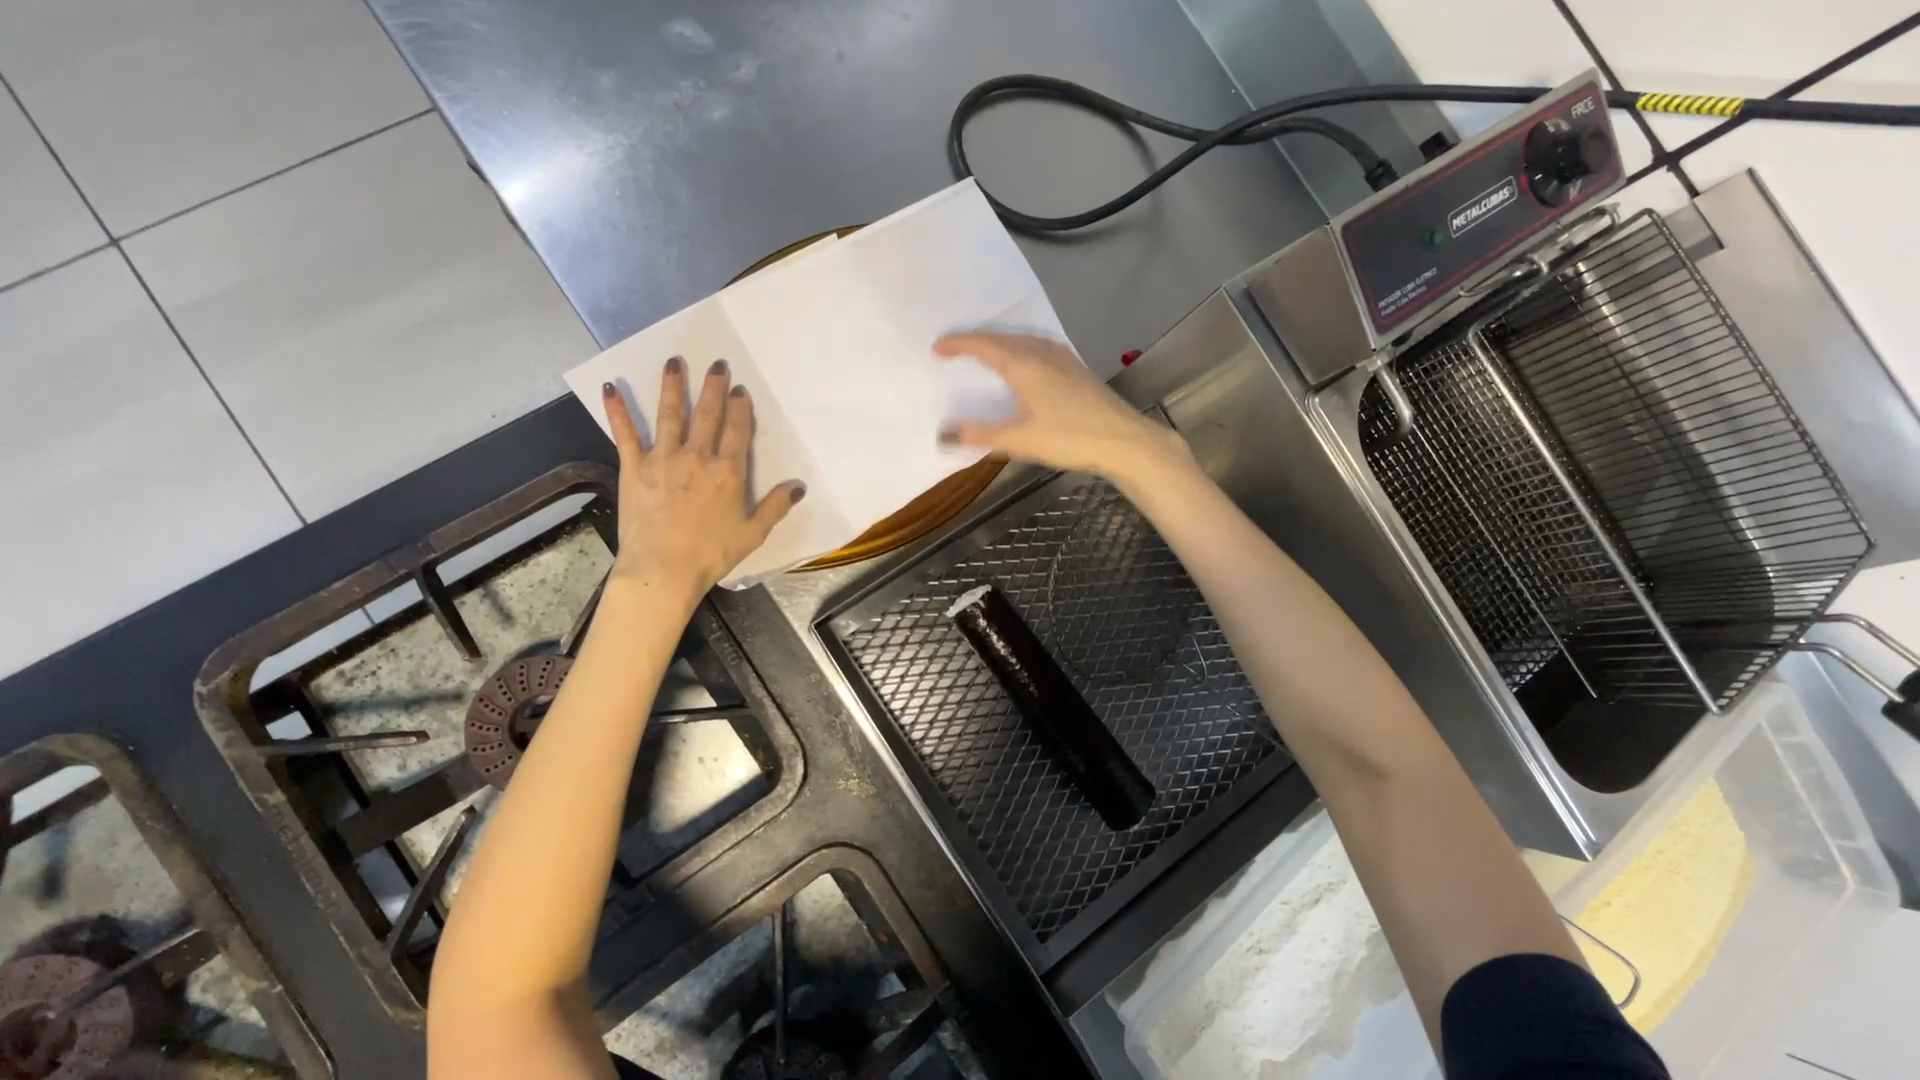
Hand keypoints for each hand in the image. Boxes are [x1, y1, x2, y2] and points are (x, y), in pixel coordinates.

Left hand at [601, 358, 804, 598]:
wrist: (662, 569)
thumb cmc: (711, 554)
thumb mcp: (753, 533)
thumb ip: (775, 506)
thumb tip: (798, 486)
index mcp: (728, 472)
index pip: (738, 430)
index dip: (740, 408)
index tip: (740, 390)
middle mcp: (697, 456)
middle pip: (708, 414)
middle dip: (714, 387)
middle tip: (716, 364)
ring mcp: (663, 458)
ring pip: (670, 413)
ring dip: (673, 386)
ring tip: (674, 363)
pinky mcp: (634, 467)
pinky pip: (624, 433)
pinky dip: (617, 410)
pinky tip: (611, 389)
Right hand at [933, 333, 1190, 484]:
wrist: (1124, 440)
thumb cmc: (1070, 438)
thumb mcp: (1020, 440)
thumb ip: (981, 435)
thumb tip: (944, 434)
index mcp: (1024, 364)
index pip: (983, 345)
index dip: (958, 344)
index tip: (937, 348)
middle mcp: (1041, 352)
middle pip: (1002, 338)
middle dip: (976, 341)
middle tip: (954, 349)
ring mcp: (1062, 357)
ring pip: (1022, 340)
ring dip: (999, 343)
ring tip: (982, 353)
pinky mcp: (1075, 367)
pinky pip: (1037, 347)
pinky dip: (1019, 350)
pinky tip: (1021, 364)